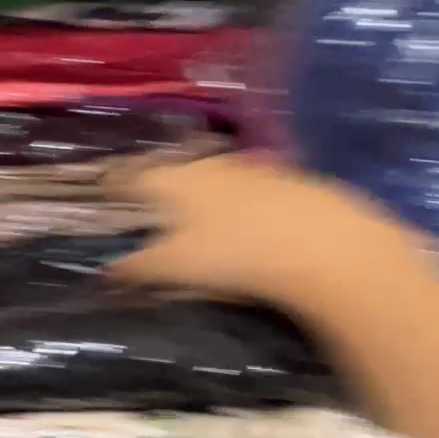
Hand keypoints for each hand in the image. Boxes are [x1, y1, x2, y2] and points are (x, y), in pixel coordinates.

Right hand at [110, 153, 438, 319]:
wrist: (335, 252)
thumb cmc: (238, 256)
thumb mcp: (177, 267)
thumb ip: (137, 267)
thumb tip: (104, 271)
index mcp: (177, 180)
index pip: (133, 174)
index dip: (115, 181)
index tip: (104, 189)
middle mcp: (213, 166)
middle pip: (177, 170)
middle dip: (161, 184)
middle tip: (150, 203)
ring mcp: (258, 171)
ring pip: (218, 176)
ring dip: (204, 191)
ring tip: (198, 213)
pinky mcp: (297, 184)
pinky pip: (256, 189)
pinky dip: (244, 202)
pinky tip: (252, 224)